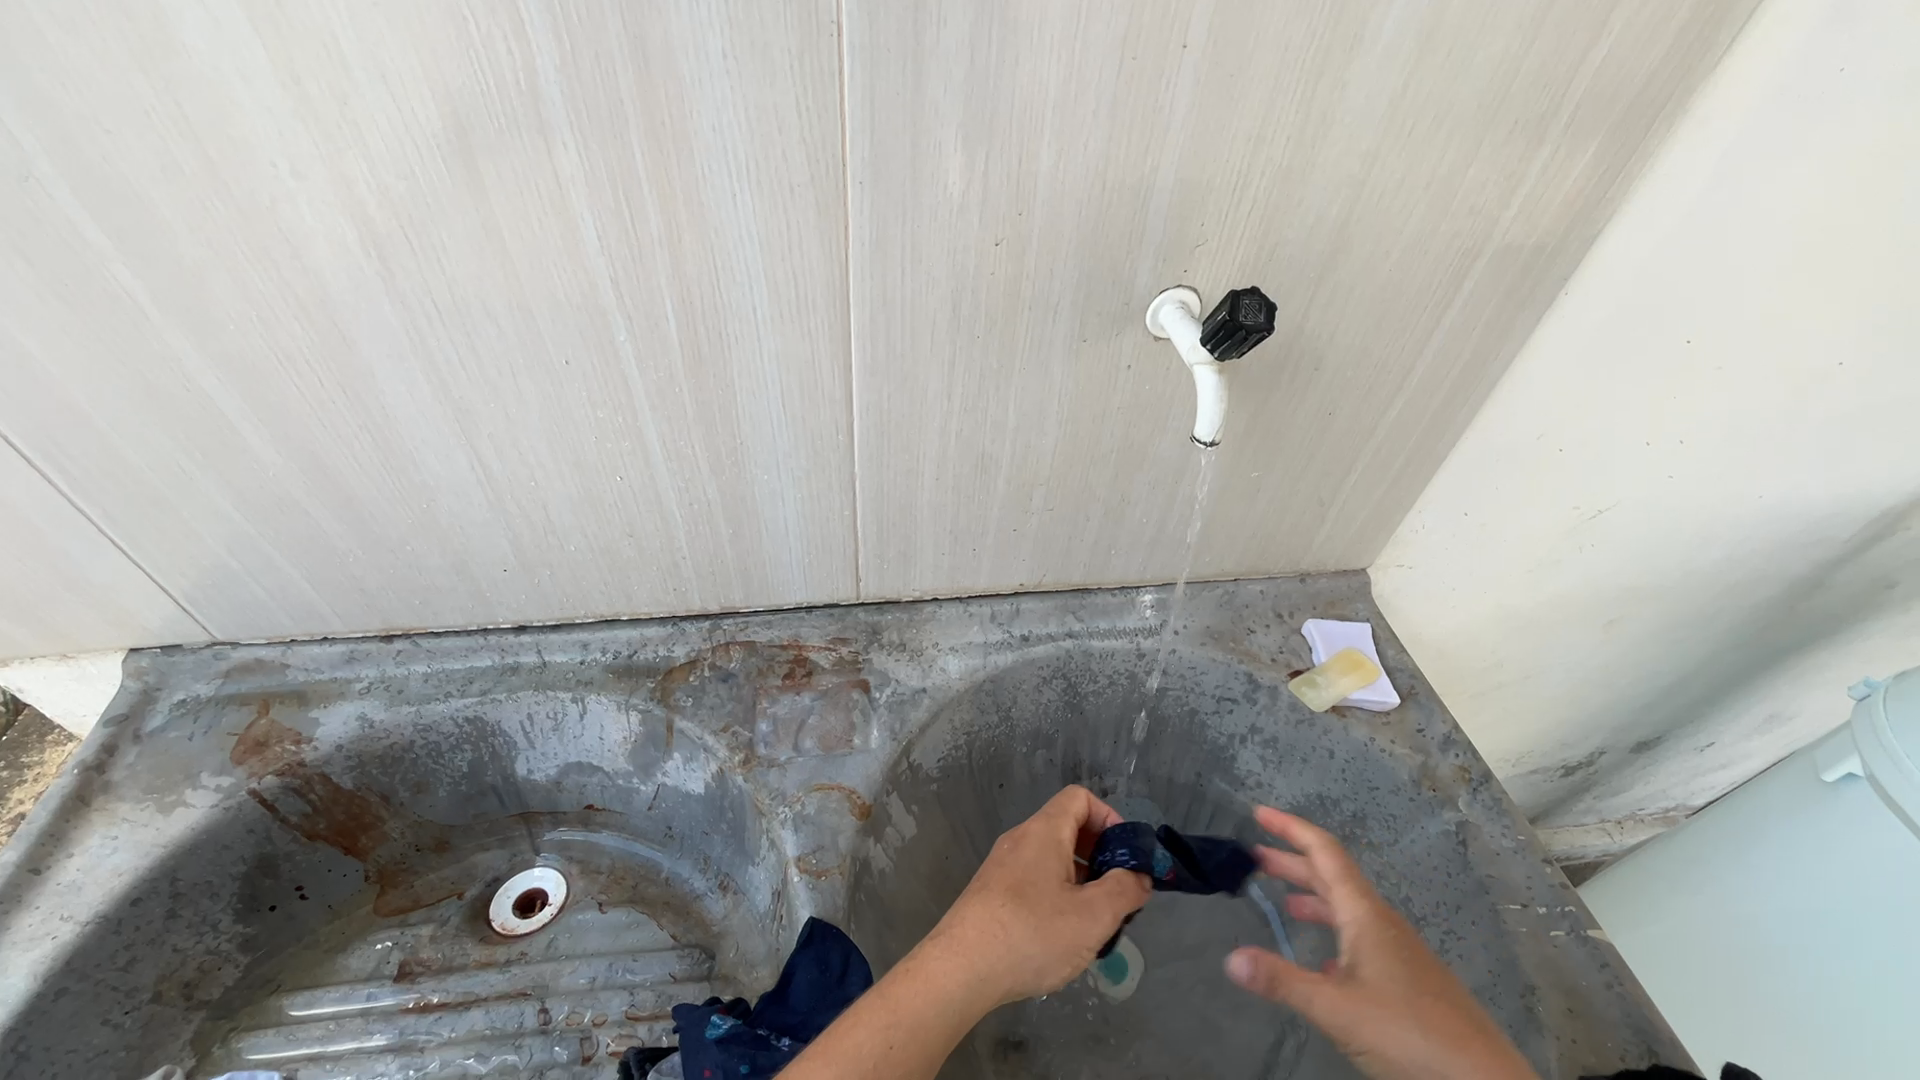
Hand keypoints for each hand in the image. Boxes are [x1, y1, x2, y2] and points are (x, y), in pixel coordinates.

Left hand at [918, 785, 1151, 1005]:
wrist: (960, 969)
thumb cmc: (1031, 933)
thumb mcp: (1093, 916)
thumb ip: (1124, 891)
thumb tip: (1139, 877)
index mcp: (1043, 832)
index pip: (1079, 798)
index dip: (1109, 817)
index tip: (1126, 855)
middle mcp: (1019, 840)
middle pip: (1066, 828)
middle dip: (1099, 856)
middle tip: (1117, 895)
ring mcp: (1001, 868)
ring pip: (1050, 860)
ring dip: (1079, 882)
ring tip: (1093, 923)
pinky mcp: (990, 894)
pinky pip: (1032, 881)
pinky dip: (1055, 896)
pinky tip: (1060, 937)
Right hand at [1225, 807, 1537, 1079]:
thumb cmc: (1409, 1032)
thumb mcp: (1335, 1009)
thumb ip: (1282, 981)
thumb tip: (1230, 958)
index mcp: (1365, 915)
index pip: (1325, 853)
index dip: (1291, 829)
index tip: (1259, 813)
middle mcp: (1382, 924)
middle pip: (1333, 878)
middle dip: (1292, 863)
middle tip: (1254, 857)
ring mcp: (1400, 952)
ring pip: (1348, 911)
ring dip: (1313, 899)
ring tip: (1283, 903)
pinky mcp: (1409, 981)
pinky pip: (1362, 940)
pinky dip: (1334, 936)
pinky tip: (1323, 962)